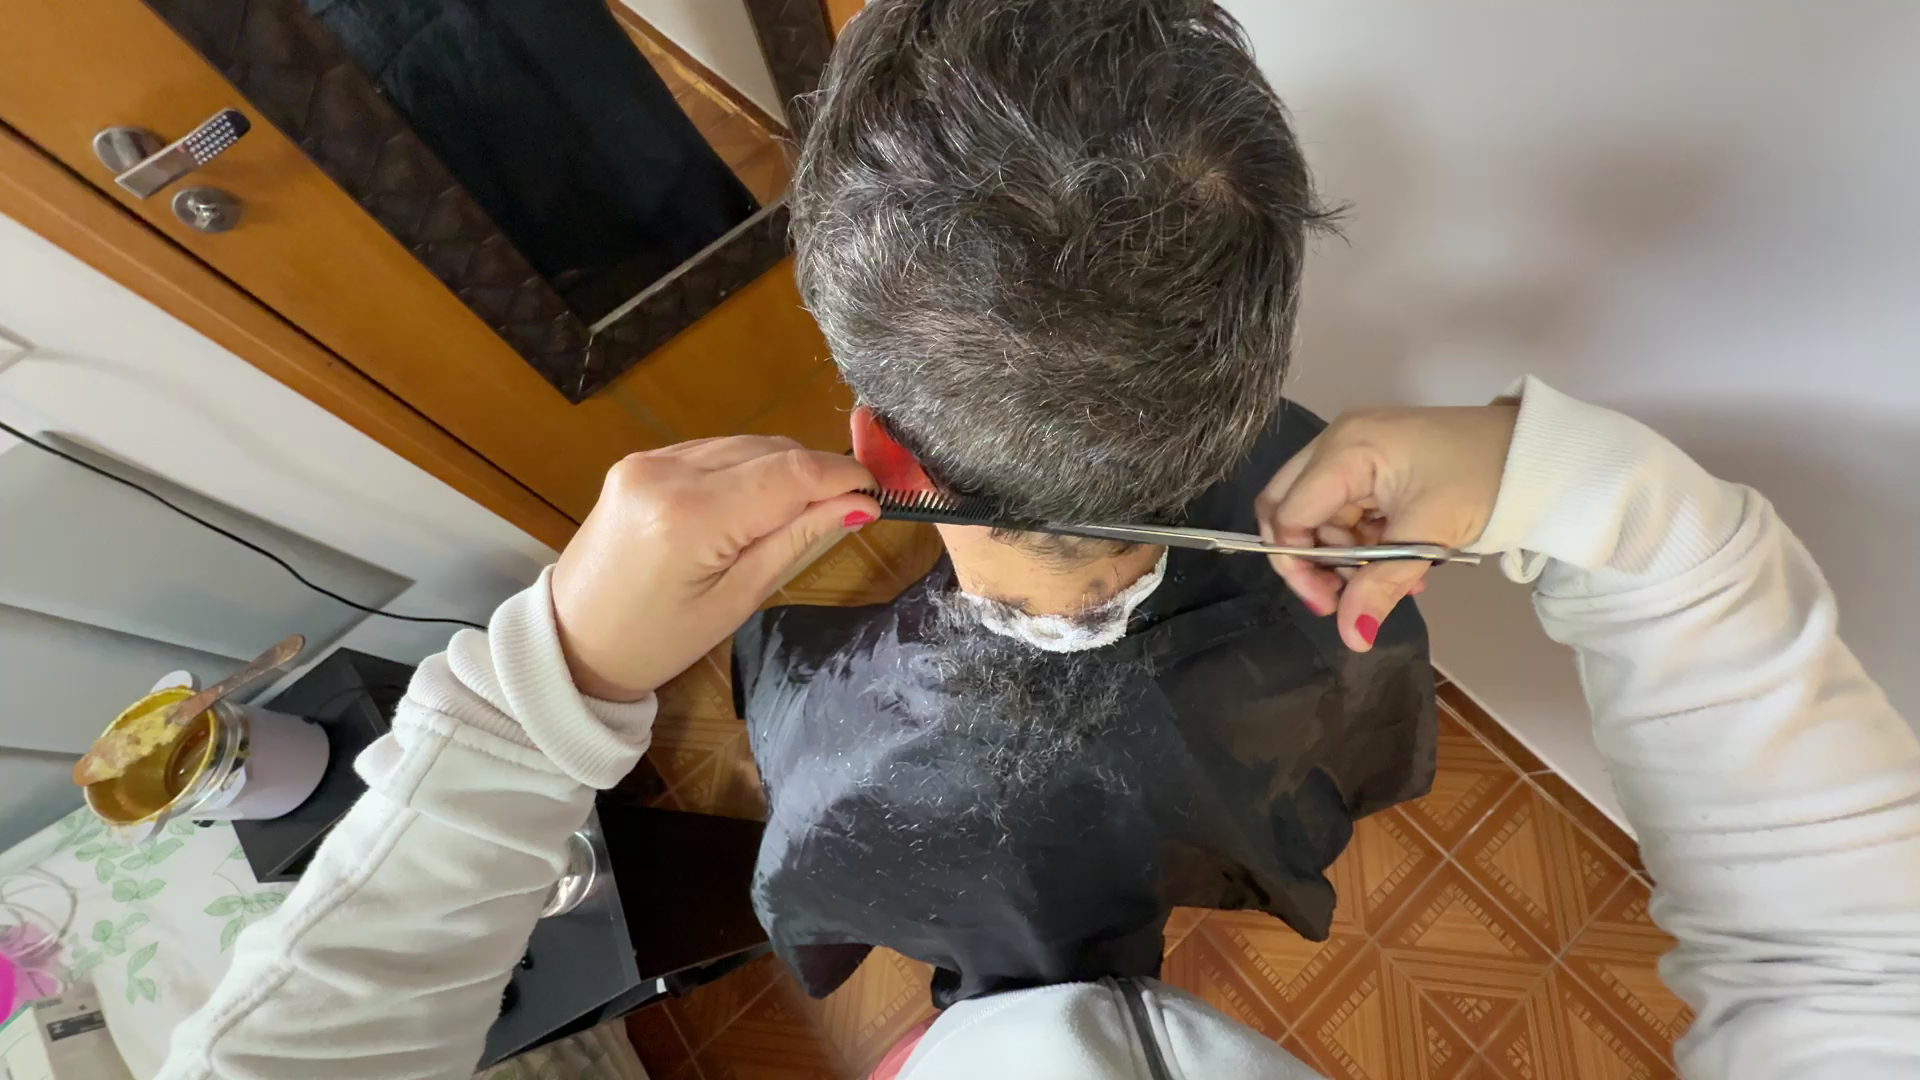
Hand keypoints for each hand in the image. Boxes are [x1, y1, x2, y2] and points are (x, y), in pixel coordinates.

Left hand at [550, 437, 878, 700]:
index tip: (878, 492)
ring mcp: (649, 459)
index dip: (844, 475)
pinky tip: (753, 503)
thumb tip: (861, 503)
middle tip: (844, 510)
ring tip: (797, 513)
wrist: (574, 642)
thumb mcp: (741, 597)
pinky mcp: (642, 459)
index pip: (790, 472)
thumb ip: (800, 537)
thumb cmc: (663, 640)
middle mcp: (667, 471)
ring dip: (784, 470)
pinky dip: (749, 469)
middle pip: (772, 450)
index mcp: (691, 517)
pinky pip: (718, 451)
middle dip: (817, 474)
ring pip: (747, 445)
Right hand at [1255, 406, 1518, 651]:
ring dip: (1336, 552)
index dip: (1297, 563)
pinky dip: (1354, 537)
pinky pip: (1336, 505)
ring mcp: (1348, 447)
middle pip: (1284, 507)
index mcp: (1345, 450)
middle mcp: (1334, 441)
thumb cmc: (1490, 479)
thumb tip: (1351, 638)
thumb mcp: (1431, 536)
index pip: (1288, 513)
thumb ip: (1382, 585)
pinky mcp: (1365, 458)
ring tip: (1384, 577)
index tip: (1328, 603)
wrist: (1545, 450)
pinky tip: (1391, 556)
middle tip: (1335, 594)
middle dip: (1305, 557)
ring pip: (1310, 511)